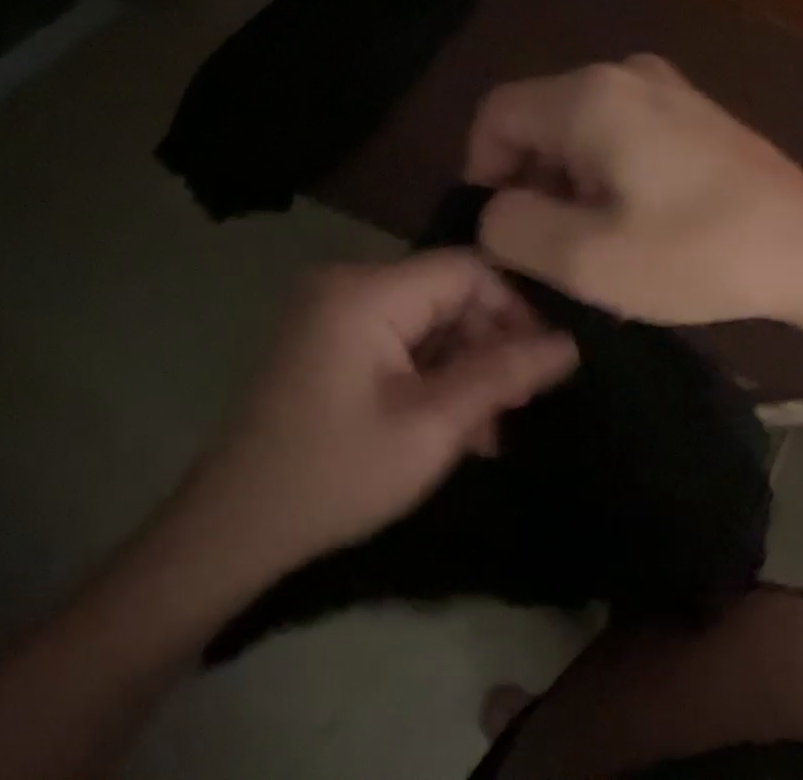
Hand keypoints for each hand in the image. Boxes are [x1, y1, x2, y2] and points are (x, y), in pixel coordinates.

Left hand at [177, 251, 576, 574]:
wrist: (233, 532)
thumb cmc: (336, 476)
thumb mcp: (433, 427)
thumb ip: (503, 375)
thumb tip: (570, 344)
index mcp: (365, 294)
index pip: (469, 270)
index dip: (516, 310)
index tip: (543, 364)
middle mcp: (348, 287)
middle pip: (451, 296)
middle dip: (491, 349)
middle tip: (516, 407)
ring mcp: (336, 316)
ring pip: (433, 324)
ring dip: (468, 371)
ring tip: (489, 430)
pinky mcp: (332, 345)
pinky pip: (405, 344)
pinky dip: (436, 379)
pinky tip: (457, 428)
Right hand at [466, 54, 802, 324]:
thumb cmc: (698, 255)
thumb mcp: (586, 259)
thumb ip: (512, 227)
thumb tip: (494, 209)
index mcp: (591, 95)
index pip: (496, 114)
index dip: (480, 174)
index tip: (501, 234)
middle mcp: (628, 75)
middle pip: (542, 123)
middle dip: (532, 187)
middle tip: (552, 254)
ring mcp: (673, 92)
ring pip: (586, 136)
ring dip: (575, 192)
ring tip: (600, 252)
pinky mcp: (701, 120)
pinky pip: (628, 141)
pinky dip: (614, 183)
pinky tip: (641, 233)